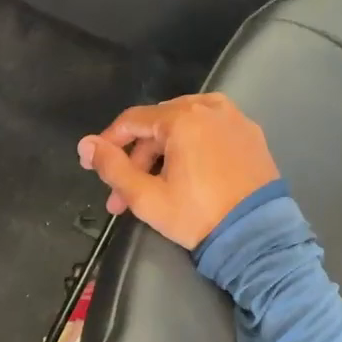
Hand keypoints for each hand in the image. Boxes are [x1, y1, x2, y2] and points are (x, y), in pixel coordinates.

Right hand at [77, 93, 280, 249]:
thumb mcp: (145, 196)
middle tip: (121, 194)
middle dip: (135, 158)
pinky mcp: (250, 135)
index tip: (92, 165)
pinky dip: (189, 150)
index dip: (107, 142)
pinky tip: (182, 178)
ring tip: (150, 189)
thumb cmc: (196, 214)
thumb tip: (85, 144)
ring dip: (160, 156)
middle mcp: (210, 107)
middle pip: (157, 125)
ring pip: (183, 129)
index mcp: (183, 118)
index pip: (132, 120)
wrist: (256, 233)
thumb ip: (112, 167)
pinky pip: (208, 133)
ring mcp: (234, 119)